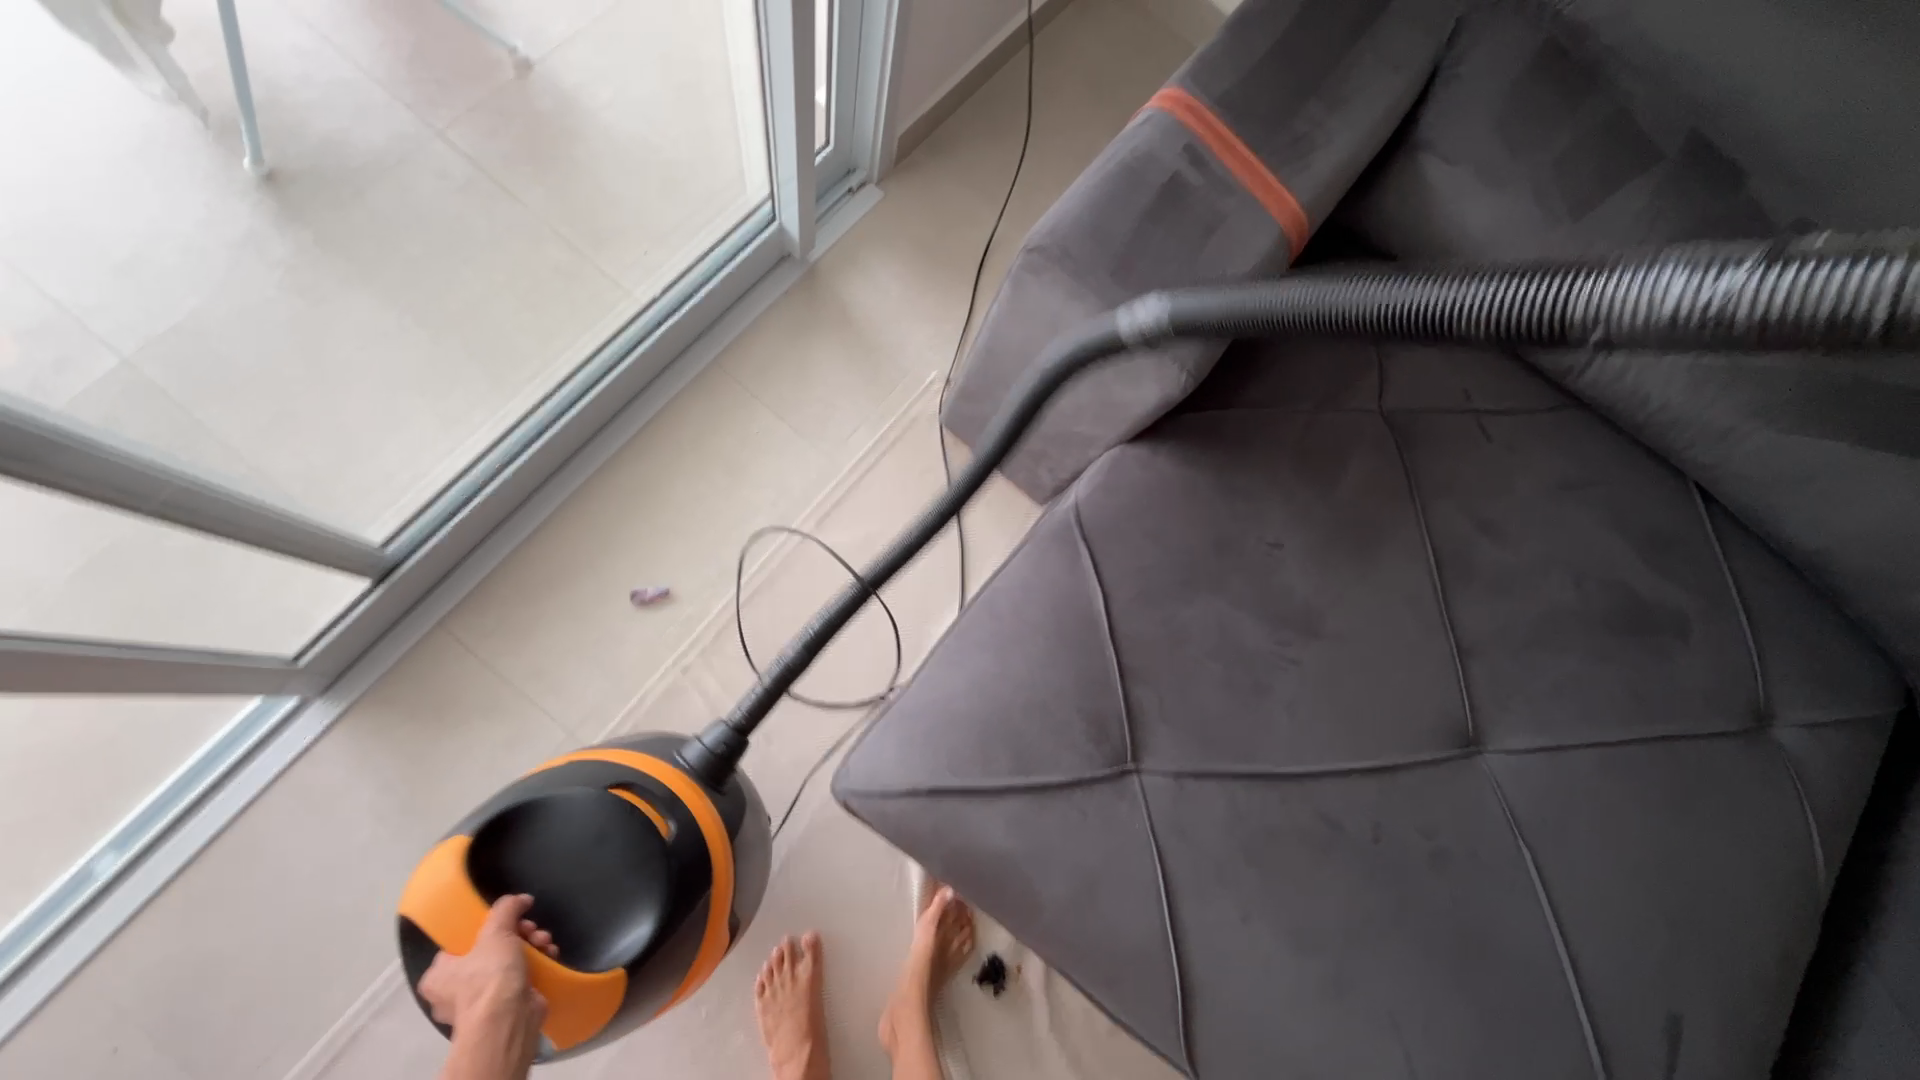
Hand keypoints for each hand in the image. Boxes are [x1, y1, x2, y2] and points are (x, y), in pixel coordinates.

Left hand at [418, 893, 560, 1032]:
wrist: (508, 1020)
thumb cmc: (489, 976)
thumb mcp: (495, 931)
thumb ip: (506, 909)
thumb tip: (522, 899)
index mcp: (439, 975)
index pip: (460, 942)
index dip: (486, 926)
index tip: (508, 919)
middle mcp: (455, 991)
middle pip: (491, 949)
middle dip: (519, 934)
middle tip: (531, 929)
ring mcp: (482, 1001)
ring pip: (509, 961)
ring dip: (533, 945)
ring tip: (545, 942)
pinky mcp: (507, 1006)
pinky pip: (522, 977)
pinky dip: (538, 964)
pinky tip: (550, 955)